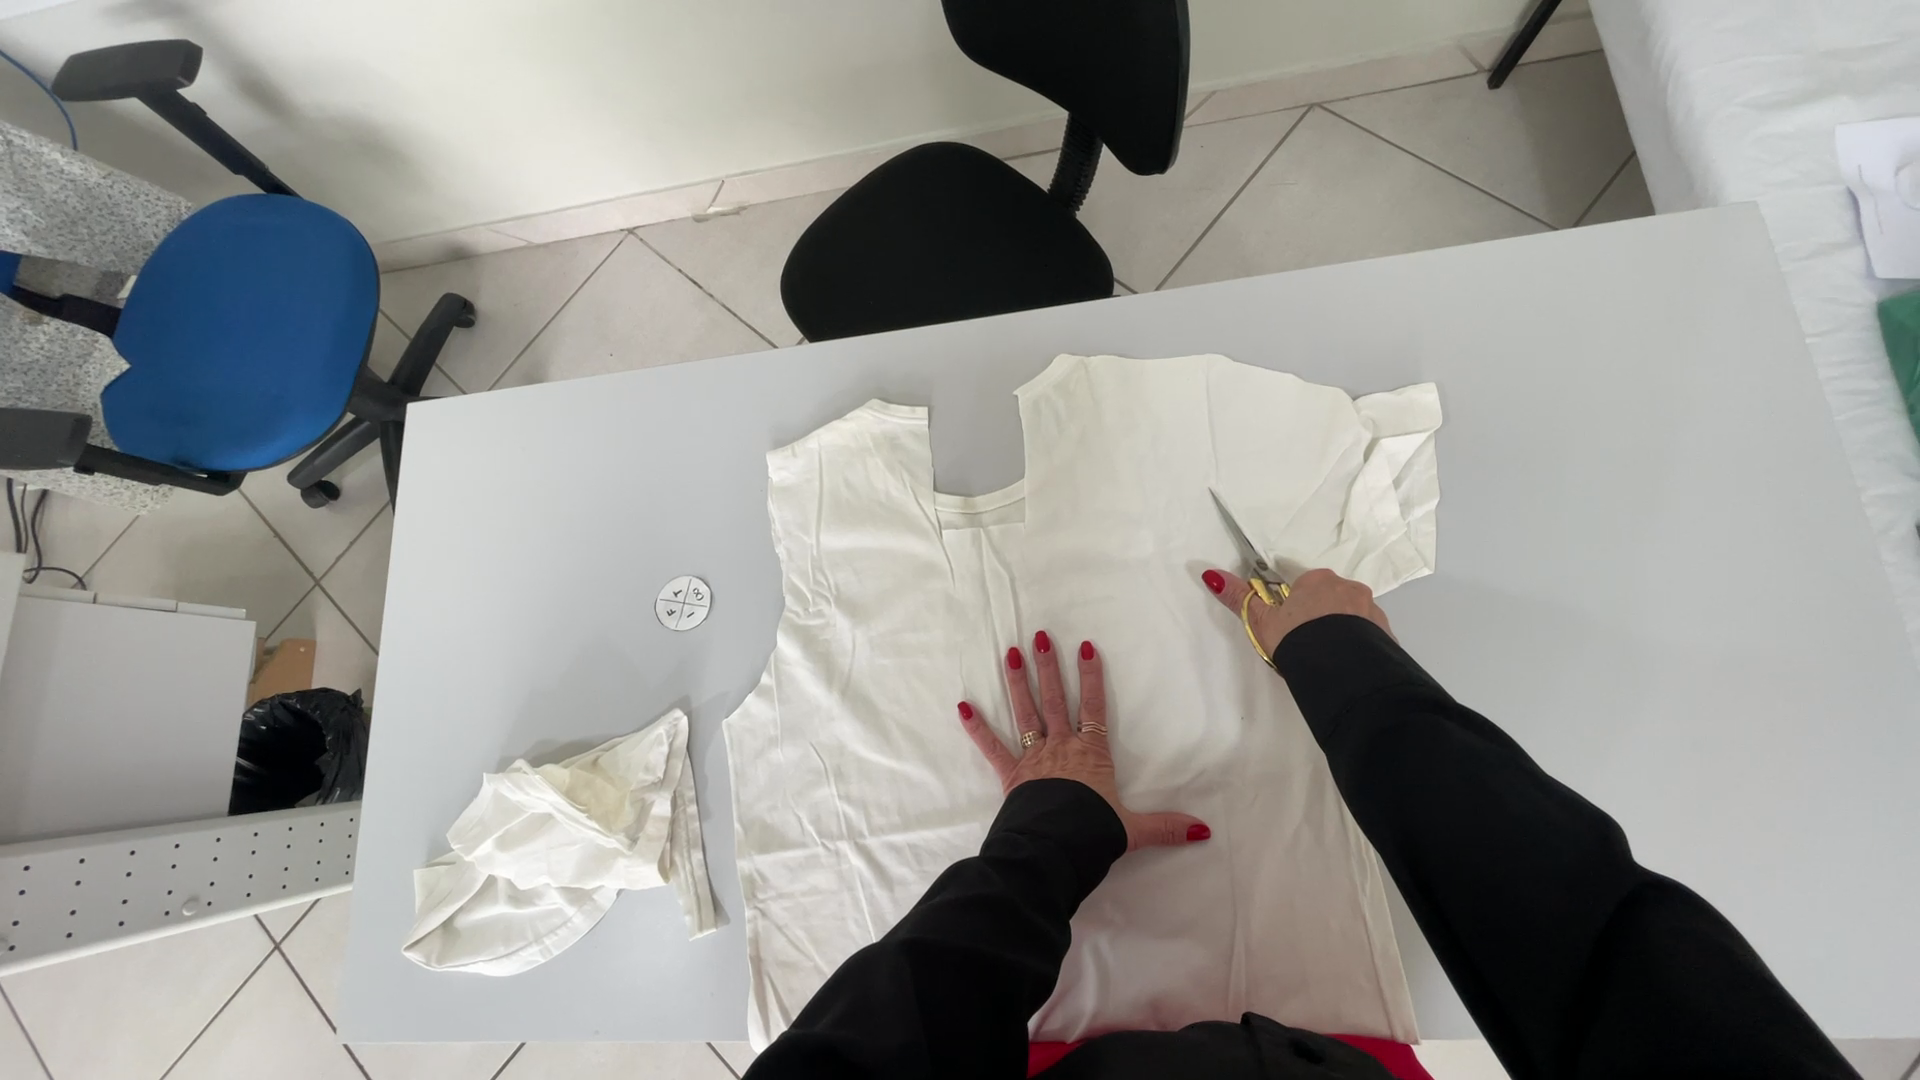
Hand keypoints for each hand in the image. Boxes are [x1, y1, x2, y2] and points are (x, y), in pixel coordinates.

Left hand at [957, 631, 1210, 851]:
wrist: (1055, 851)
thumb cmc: (1092, 835)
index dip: (1091, 677)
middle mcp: (1061, 747)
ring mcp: (1033, 757)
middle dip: (1049, 667)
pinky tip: (962, 706)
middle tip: (1040, 636)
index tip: (1086, 647)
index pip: (1093, 707)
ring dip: (1017, 682)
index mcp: (1091, 754)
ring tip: (1011, 652)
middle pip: (1055, 699)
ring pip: (1025, 712)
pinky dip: (977, 728)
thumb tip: (1203, 829)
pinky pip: (992, 747)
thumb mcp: (1134, 830)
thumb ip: (1166, 826)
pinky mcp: (1010, 774)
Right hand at [1201, 567, 1393, 657]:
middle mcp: (1348, 588)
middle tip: (1304, 643)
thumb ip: (1239, 597)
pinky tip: (1345, 665)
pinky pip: (1369, 637)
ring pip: (1352, 618)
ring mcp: (1371, 610)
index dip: (1294, 606)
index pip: (1303, 586)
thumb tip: (1210, 573)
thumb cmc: (1297, 637)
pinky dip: (1358, 646)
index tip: (1288, 626)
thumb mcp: (1261, 620)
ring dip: (1341, 631)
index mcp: (1317, 580)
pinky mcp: (1387, 634)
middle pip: (1330, 599)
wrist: (1341, 669)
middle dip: (1320, 617)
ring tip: (1325, 658)